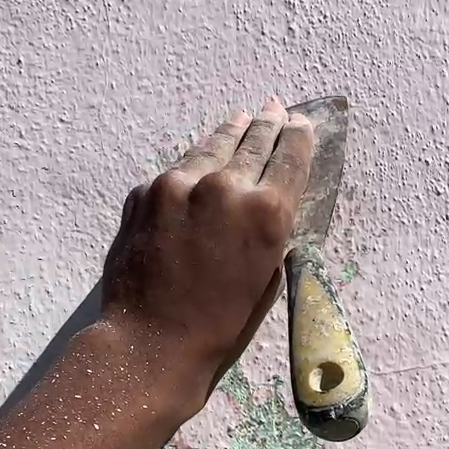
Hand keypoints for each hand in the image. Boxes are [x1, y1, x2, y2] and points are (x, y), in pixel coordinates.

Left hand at [95, 96, 314, 410]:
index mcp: (266, 214)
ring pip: (211, 146)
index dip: (299, 138)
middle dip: (268, 124)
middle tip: (275, 108)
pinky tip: (201, 162)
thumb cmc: (221, 326)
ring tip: (241, 119)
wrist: (152, 341)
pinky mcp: (145, 192)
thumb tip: (267, 206)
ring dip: (231, 132)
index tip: (302, 123)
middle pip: (252, 142)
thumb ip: (269, 235)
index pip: (290, 160)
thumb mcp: (266, 281)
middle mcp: (224, 187)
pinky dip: (195, 166)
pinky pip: (178, 171)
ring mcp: (178, 184)